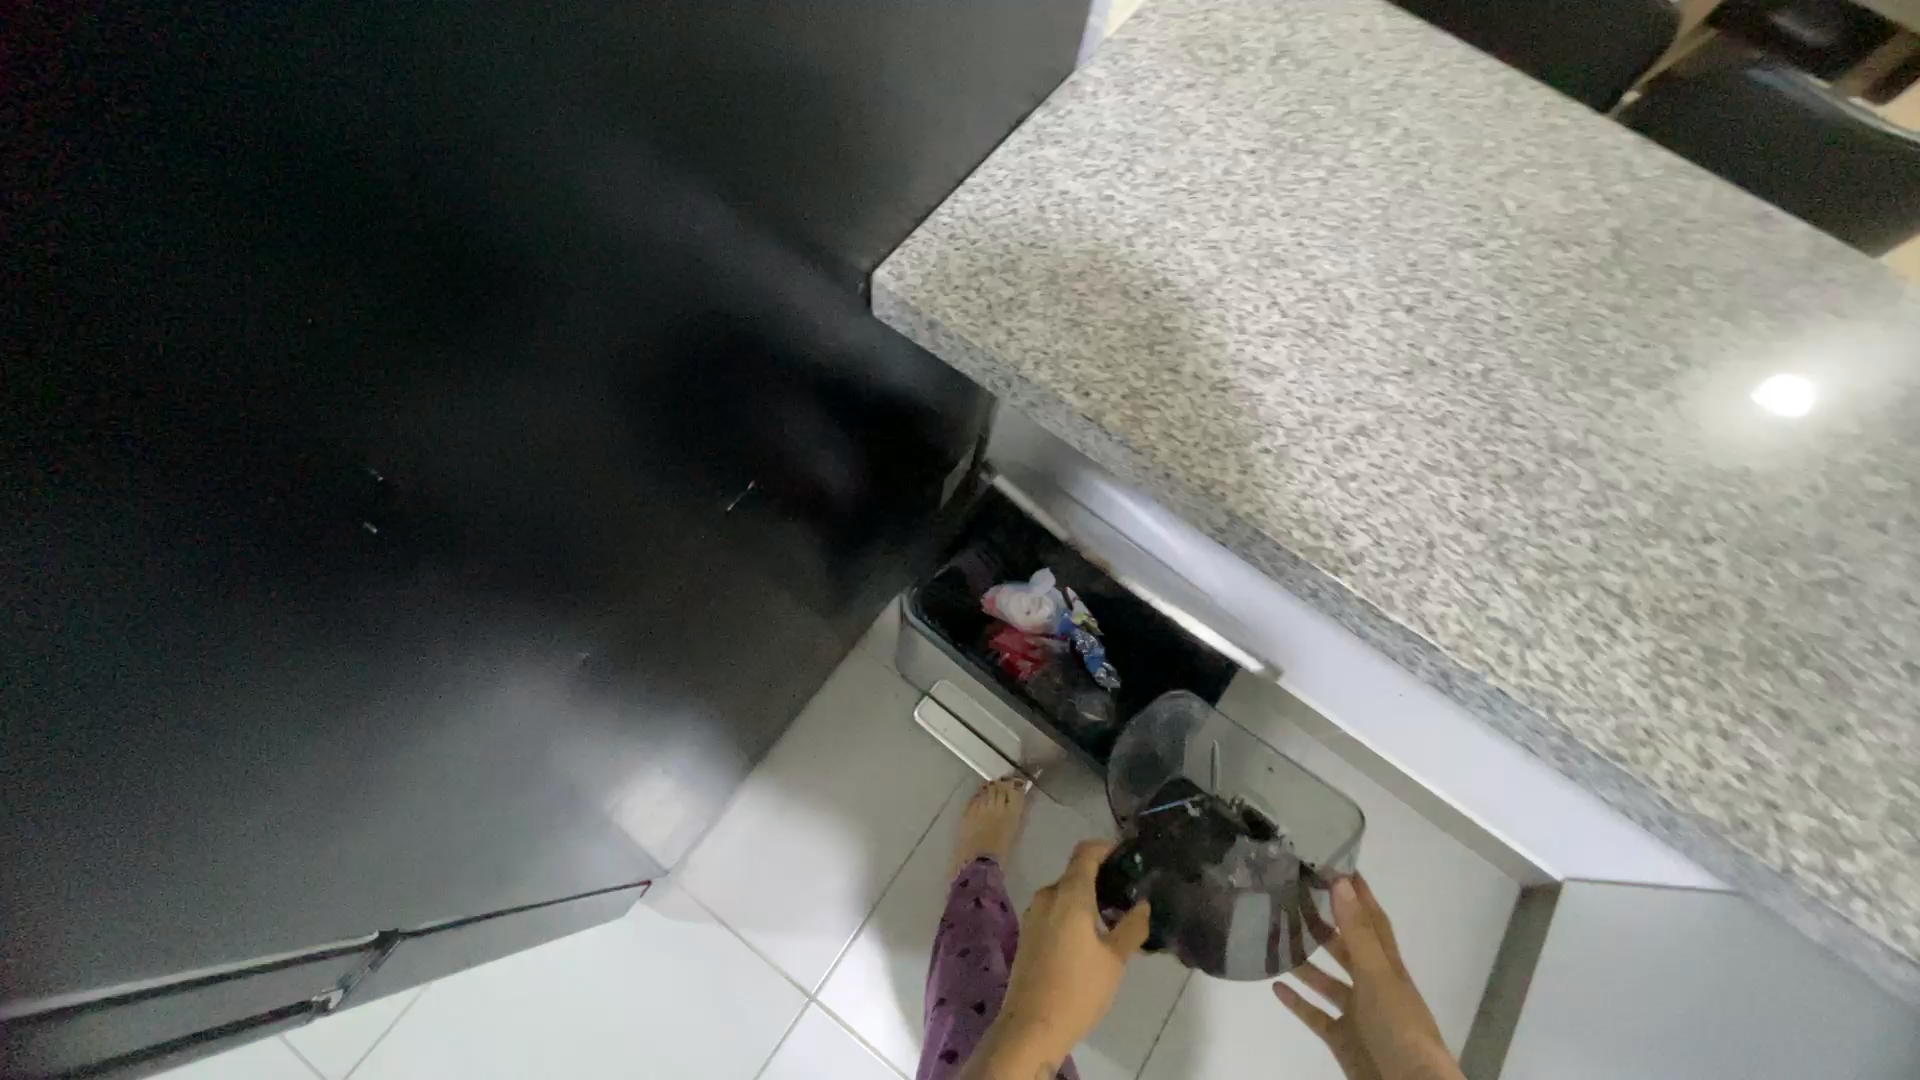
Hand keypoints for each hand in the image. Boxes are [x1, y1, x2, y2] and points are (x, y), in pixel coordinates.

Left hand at [962, 840, 1151, 1078]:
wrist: (1030, 1025)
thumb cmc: (1077, 989)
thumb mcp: (1114, 961)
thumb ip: (1132, 927)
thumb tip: (1144, 904)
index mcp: (1069, 894)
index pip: (1086, 852)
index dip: (1106, 847)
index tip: (1128, 856)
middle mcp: (1048, 895)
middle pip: (1076, 873)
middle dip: (1102, 879)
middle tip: (1129, 896)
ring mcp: (1034, 913)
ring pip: (1065, 893)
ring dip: (1087, 899)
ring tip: (1114, 920)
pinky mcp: (1028, 932)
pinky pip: (1054, 910)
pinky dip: (1073, 913)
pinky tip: (1090, 938)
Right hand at [1272, 874, 1463, 1079]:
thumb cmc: (1400, 1030)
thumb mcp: (1378, 977)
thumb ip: (1356, 932)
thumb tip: (1341, 880)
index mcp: (1387, 968)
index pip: (1372, 922)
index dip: (1359, 895)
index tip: (1337, 864)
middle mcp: (1373, 987)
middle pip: (1346, 948)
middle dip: (1323, 924)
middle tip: (1291, 898)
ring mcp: (1358, 1015)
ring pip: (1327, 980)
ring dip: (1304, 962)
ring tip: (1273, 938)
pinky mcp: (1343, 1039)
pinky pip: (1316, 1015)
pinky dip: (1297, 1001)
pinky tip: (1275, 986)